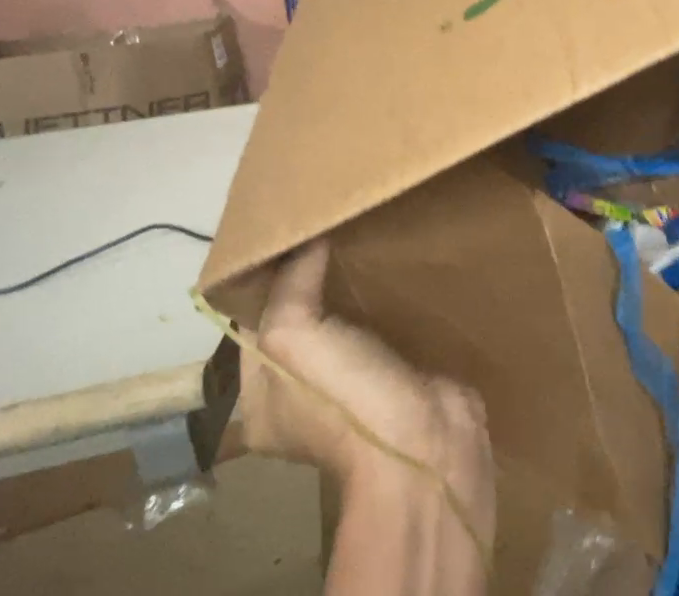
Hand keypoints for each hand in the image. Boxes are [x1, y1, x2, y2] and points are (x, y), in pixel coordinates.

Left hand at [238, 240, 494, 533]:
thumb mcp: (293, 338)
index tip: (287, 240)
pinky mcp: (401, 379)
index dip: (265, 285)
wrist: (426, 443)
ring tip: (369, 247)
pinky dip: (394, 308)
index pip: (252, 329)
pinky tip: (404, 278)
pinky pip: (389, 334)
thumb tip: (305, 240)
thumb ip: (289, 287)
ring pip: (348, 329)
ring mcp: (356, 392)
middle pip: (301, 327)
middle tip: (332, 235)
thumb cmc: (343, 399)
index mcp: (261, 402)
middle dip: (314, 286)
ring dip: (357, 297)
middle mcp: (302, 399)